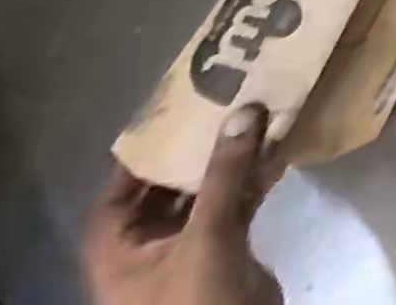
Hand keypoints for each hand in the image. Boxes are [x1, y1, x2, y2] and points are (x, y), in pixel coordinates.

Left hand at [84, 105, 284, 304]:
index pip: (115, 199)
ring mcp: (190, 252)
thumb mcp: (207, 237)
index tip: (172, 118)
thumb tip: (244, 111)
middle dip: (195, 154)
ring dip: (234, 163)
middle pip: (166, 193)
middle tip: (224, 109)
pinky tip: (280, 155)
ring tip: (259, 122)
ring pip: (208, 196)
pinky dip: (256, 181)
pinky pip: (237, 206)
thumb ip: (224, 176)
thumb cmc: (195, 300)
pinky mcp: (227, 252)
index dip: (138, 161)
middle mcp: (149, 251)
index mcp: (120, 255)